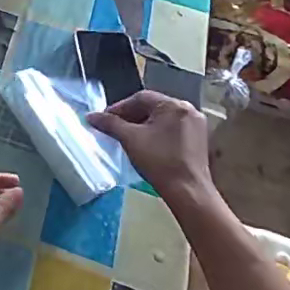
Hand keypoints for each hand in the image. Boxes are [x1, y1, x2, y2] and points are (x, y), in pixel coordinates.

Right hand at [87, 91, 216, 209]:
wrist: (187, 191)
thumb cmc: (159, 161)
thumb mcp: (130, 139)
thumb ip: (109, 123)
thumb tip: (91, 116)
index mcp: (174, 105)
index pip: (140, 98)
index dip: (119, 107)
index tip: (105, 119)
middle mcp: (188, 110)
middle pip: (152, 107)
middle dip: (131, 116)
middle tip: (114, 127)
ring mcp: (196, 125)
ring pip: (162, 118)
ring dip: (143, 124)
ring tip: (127, 135)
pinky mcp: (198, 139)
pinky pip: (172, 128)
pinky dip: (156, 132)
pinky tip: (146, 143)